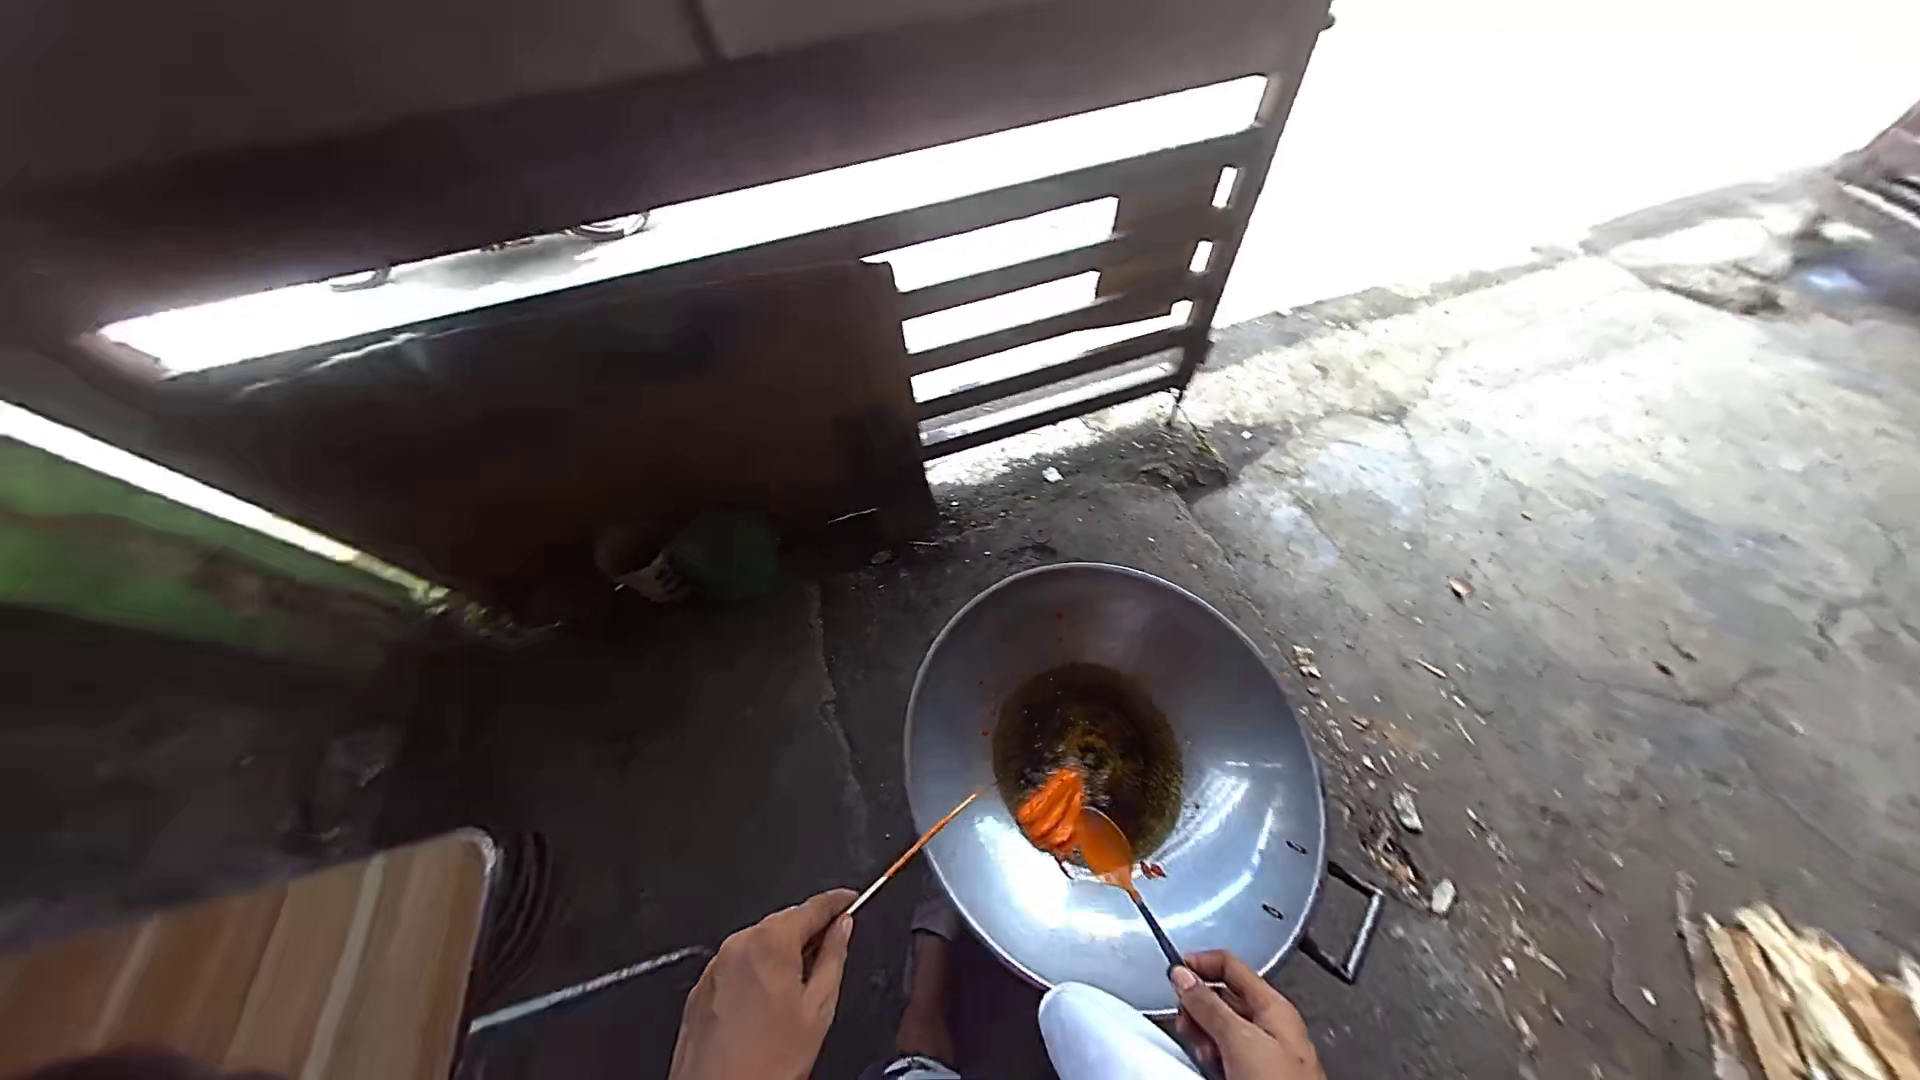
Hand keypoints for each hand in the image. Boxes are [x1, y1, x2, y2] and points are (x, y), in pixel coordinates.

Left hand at [668, 888, 855, 1079]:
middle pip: (785, 921)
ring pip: (760, 941)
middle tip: (830, 946)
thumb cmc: (766, 1067)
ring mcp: (716, 965)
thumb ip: (834, 956)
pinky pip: (737, 963)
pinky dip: (756, 969)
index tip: (850, 899)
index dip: (837, 900)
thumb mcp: (818, 1009)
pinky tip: (766, 1002)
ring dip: (782, 950)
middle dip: (809, 929)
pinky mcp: (701, 988)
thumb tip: (842, 927)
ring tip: (797, 986)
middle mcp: (739, 944)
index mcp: (771, 943)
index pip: (813, 906)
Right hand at [1169, 950, 1324, 1079]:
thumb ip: (1207, 1004)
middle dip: (1199, 1006)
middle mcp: (1270, 1027)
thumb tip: (1182, 975)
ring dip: (1204, 1035)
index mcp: (1273, 1007)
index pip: (1230, 965)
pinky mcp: (1255, 1078)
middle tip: (1185, 1019)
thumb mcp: (1238, 1039)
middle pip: (1223, 997)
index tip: (1174, 973)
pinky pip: (1225, 1055)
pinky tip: (1210, 1068)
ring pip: (1221, 1028)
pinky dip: (1212, 1057)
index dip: (1200, 964)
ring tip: (1201, 1050)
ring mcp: (1264, 1055)